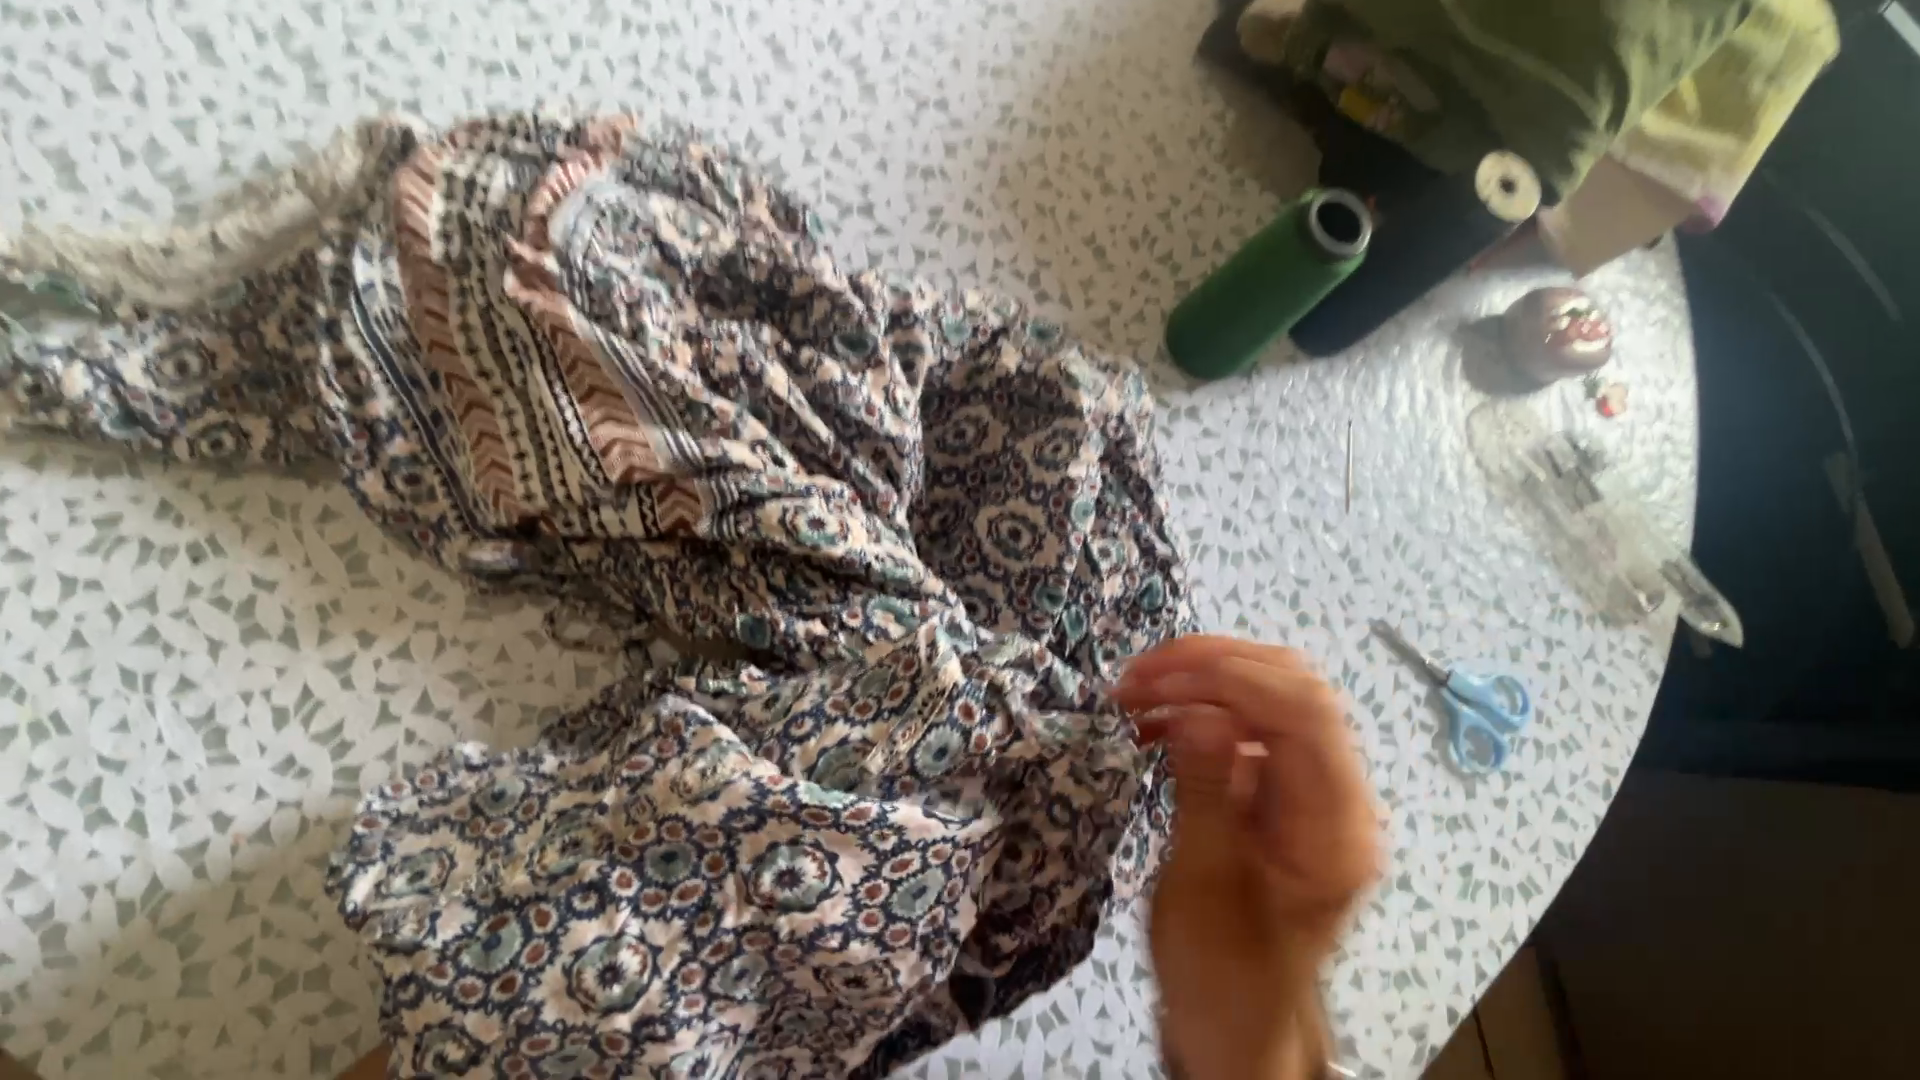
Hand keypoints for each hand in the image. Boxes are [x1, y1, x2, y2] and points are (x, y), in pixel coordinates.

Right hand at [1117, 637, 1380, 1079]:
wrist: (1237, 1021)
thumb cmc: (1221, 973)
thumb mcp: (1204, 890)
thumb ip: (1208, 796)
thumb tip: (1198, 715)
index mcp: (1336, 826)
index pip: (1304, 713)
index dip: (1231, 677)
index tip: (1154, 679)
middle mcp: (1337, 794)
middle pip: (1292, 688)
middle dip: (1211, 665)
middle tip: (1137, 676)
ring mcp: (1310, 787)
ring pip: (1268, 695)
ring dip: (1199, 680)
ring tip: (1134, 693)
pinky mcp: (1280, 788)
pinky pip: (1248, 724)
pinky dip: (1197, 708)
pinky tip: (1152, 723)